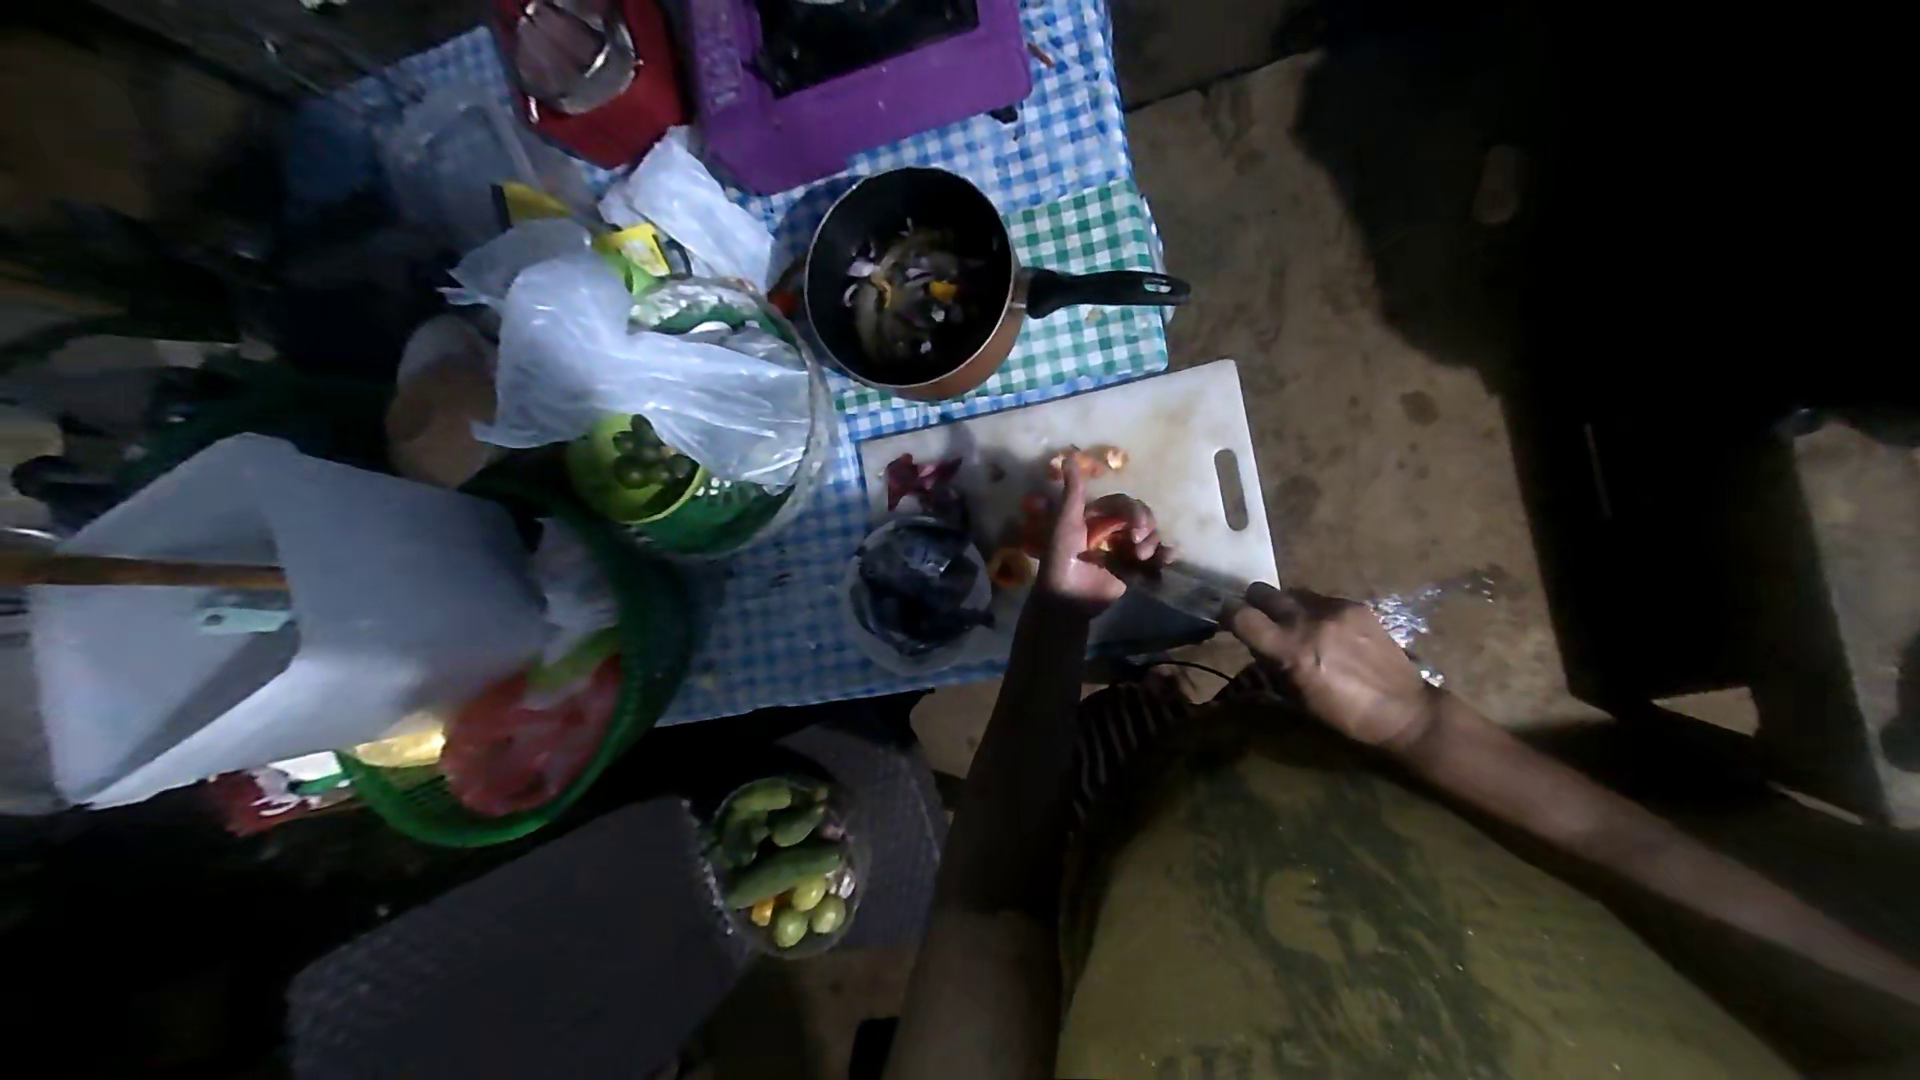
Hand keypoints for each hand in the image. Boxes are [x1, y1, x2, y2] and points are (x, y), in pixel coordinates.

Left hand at [1036, 458, 1163, 614]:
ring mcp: (1124, 550)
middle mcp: (1112, 530)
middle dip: (1145, 526)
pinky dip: (1166, 554)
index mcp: (1097, 517)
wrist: (1067, 599)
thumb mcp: (1066, 523)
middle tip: (1138, 542)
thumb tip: (1067, 457)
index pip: (1124, 504)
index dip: (1134, 511)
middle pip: (1142, 517)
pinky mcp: (1133, 569)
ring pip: (1151, 535)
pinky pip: (1156, 557)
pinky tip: (1170, 557)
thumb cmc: (1062, 560)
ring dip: (1153, 541)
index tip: (1135, 527)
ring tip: (1140, 557)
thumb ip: (1072, 493)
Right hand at [1227, 583, 1437, 749]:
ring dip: (1287, 607)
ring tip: (1299, 626)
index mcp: (1289, 650)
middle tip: (1261, 620)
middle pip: (1262, 591)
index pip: (1240, 615)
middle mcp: (1307, 622)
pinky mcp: (1355, 606)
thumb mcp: (1294, 695)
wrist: (1405, 711)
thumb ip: (1270, 661)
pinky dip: (1316, 611)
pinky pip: (1321, 599)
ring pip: (1292, 592)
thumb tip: (1255, 642)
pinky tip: (1329, 631)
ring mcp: (1334, 610)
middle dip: (1254, 603)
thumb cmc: (1342, 714)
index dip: (1227, 615)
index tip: (1227, 620)